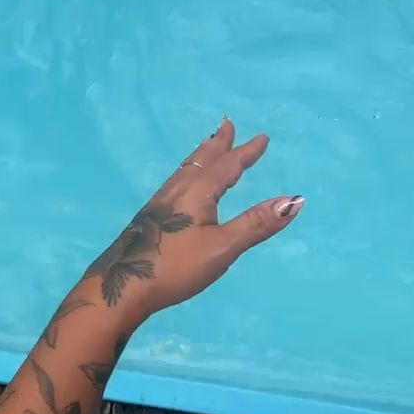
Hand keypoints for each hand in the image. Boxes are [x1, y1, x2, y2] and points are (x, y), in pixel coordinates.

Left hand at [81, 119, 301, 320]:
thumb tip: (294, 200)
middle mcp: (178, 192)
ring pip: (185, 171)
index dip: (246, 153)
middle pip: (201, 161)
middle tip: (227, 125)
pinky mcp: (150, 219)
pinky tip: (182, 187)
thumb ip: (256, 224)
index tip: (262, 138)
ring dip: (201, 157)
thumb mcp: (223, 247)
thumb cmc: (174, 267)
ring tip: (208, 147)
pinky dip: (188, 173)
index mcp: (197, 193)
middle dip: (218, 144)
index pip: (227, 167)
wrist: (119, 288)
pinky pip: (176, 183)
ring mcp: (160, 205)